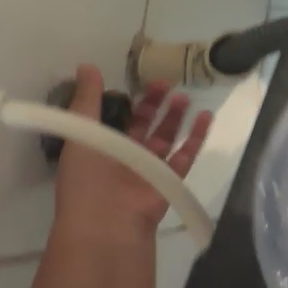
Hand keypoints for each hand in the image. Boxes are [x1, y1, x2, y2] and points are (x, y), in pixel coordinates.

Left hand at [52, 63, 210, 241]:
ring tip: (184, 96)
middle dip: (154, 104)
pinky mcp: (170, 177)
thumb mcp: (80, 134)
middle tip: (165, 83)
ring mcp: (149, 167)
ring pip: (166, 136)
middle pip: (143, 125)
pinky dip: (197, 135)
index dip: (127, 100)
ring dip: (176, 116)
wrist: (107, 221)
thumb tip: (86, 65)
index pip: (115, 120)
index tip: (139, 82)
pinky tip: (206, 116)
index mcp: (99, 148)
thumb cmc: (87, 178)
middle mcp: (124, 157)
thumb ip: (86, 100)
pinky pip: (187, 153)